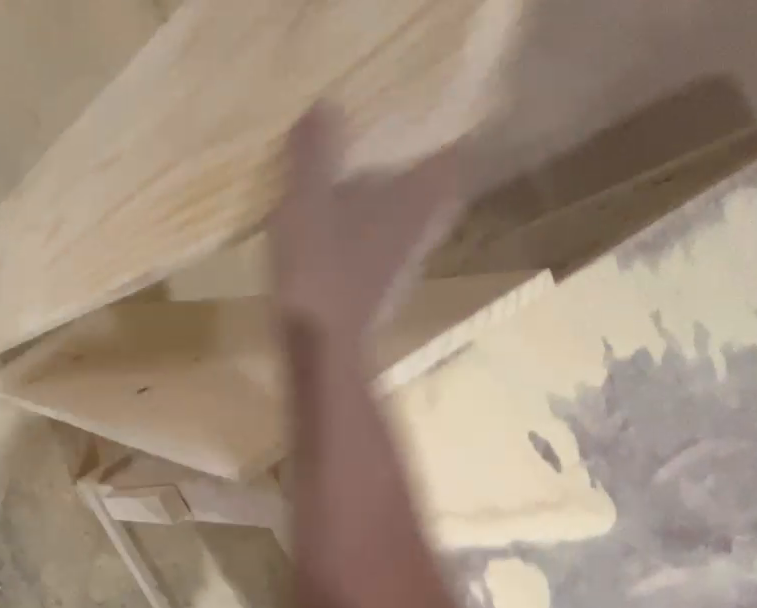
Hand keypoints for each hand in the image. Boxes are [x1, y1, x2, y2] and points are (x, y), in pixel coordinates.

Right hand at [271, 103, 465, 342]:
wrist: (321, 351)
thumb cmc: (320, 271)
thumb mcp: (306, 203)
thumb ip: (314, 153)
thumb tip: (323, 106)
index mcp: (426, 189)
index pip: (450, 138)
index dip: (429, 119)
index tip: (399, 107)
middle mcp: (430, 218)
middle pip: (426, 173)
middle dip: (399, 158)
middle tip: (364, 139)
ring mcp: (410, 255)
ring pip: (402, 208)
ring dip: (378, 194)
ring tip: (340, 179)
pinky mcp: (384, 283)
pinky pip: (380, 238)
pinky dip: (362, 228)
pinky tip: (329, 229)